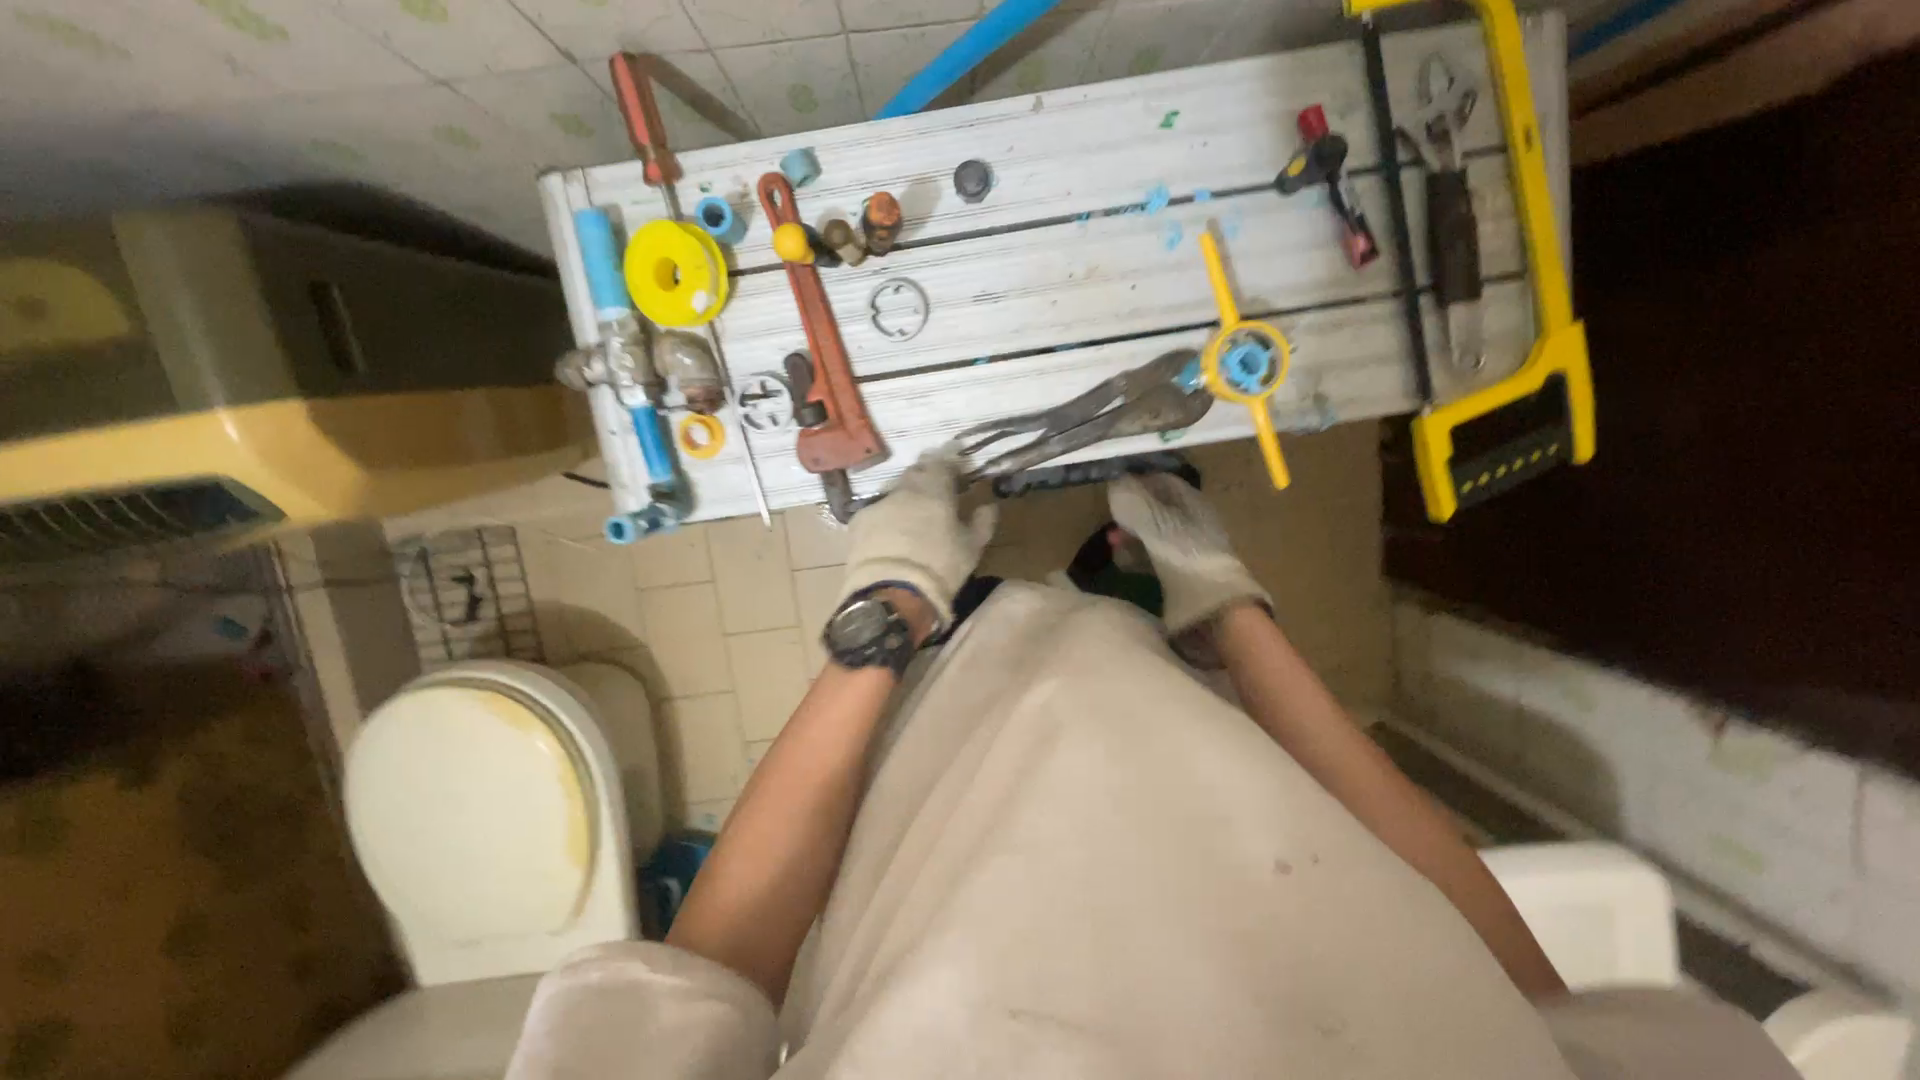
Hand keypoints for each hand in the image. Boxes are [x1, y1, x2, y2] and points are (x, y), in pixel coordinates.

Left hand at [837, 445, 995, 634]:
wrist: (892, 591)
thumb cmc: (940, 567)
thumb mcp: (972, 548)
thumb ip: (982, 522)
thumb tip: (988, 506)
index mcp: (934, 490)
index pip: (942, 464)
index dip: (950, 468)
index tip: (956, 477)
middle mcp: (904, 490)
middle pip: (915, 474)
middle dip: (925, 480)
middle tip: (934, 498)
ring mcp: (878, 505)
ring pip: (893, 495)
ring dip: (903, 503)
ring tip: (910, 524)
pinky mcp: (857, 523)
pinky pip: (875, 515)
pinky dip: (884, 522)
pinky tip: (887, 539)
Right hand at [1107, 473, 1269, 638]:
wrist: (1212, 608)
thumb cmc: (1185, 557)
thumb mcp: (1155, 524)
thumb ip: (1134, 502)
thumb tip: (1116, 483)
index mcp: (1193, 503)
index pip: (1164, 482)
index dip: (1139, 481)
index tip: (1114, 486)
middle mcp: (1193, 523)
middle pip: (1157, 509)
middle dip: (1131, 512)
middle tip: (1110, 517)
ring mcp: (1189, 550)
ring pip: (1154, 535)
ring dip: (1131, 536)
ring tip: (1111, 543)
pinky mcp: (1183, 575)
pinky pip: (1156, 558)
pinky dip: (1138, 557)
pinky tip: (1121, 561)